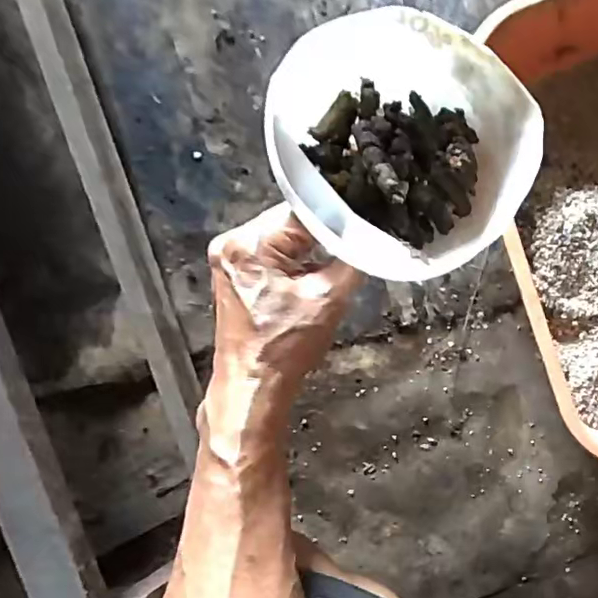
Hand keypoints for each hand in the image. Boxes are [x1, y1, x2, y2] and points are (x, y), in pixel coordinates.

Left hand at [207, 205, 361, 407]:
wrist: (254, 384)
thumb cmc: (282, 350)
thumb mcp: (330, 299)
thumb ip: (352, 261)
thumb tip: (367, 240)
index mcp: (249, 244)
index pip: (303, 213)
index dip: (336, 222)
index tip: (359, 232)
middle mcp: (233, 245)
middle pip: (291, 224)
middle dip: (322, 240)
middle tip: (346, 258)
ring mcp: (231, 260)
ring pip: (284, 241)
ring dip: (309, 255)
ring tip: (324, 280)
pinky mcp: (237, 276)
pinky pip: (274, 257)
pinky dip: (295, 267)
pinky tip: (308, 288)